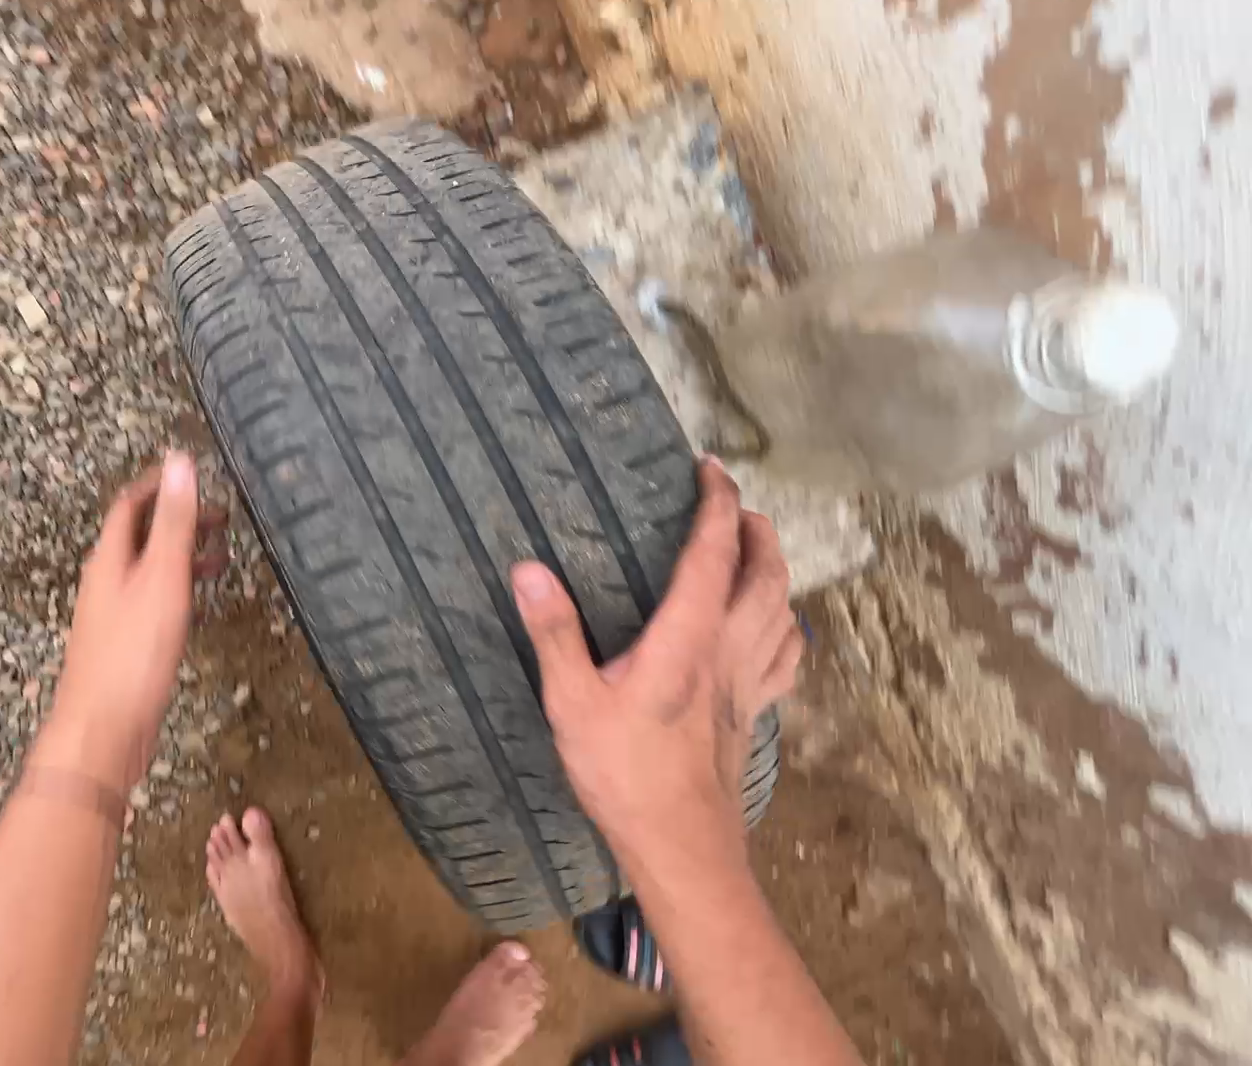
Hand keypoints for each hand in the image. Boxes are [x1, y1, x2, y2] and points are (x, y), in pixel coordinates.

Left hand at [52, 451, 227, 761]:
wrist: (103, 730)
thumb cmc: (133, 652)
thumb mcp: (161, 578)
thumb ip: (173, 521)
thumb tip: (178, 461)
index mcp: (110, 559)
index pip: (129, 504)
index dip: (157, 485)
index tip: (192, 476)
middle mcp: (106, 581)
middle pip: (140, 536)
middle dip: (178, 521)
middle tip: (220, 519)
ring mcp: (113, 614)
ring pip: (149, 570)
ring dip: (182, 557)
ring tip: (222, 560)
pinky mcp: (125, 644)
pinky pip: (154, 602)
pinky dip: (179, 591)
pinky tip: (200, 607)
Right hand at [510, 457, 799, 881]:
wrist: (680, 845)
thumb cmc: (621, 771)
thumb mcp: (571, 701)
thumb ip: (553, 632)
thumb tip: (528, 569)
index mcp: (685, 641)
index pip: (712, 557)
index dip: (716, 507)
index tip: (710, 470)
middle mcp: (727, 653)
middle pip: (764, 577)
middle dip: (757, 531)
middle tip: (736, 504)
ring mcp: (749, 685)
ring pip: (784, 611)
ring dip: (778, 571)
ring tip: (760, 550)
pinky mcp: (753, 713)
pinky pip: (787, 656)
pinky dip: (787, 625)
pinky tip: (776, 626)